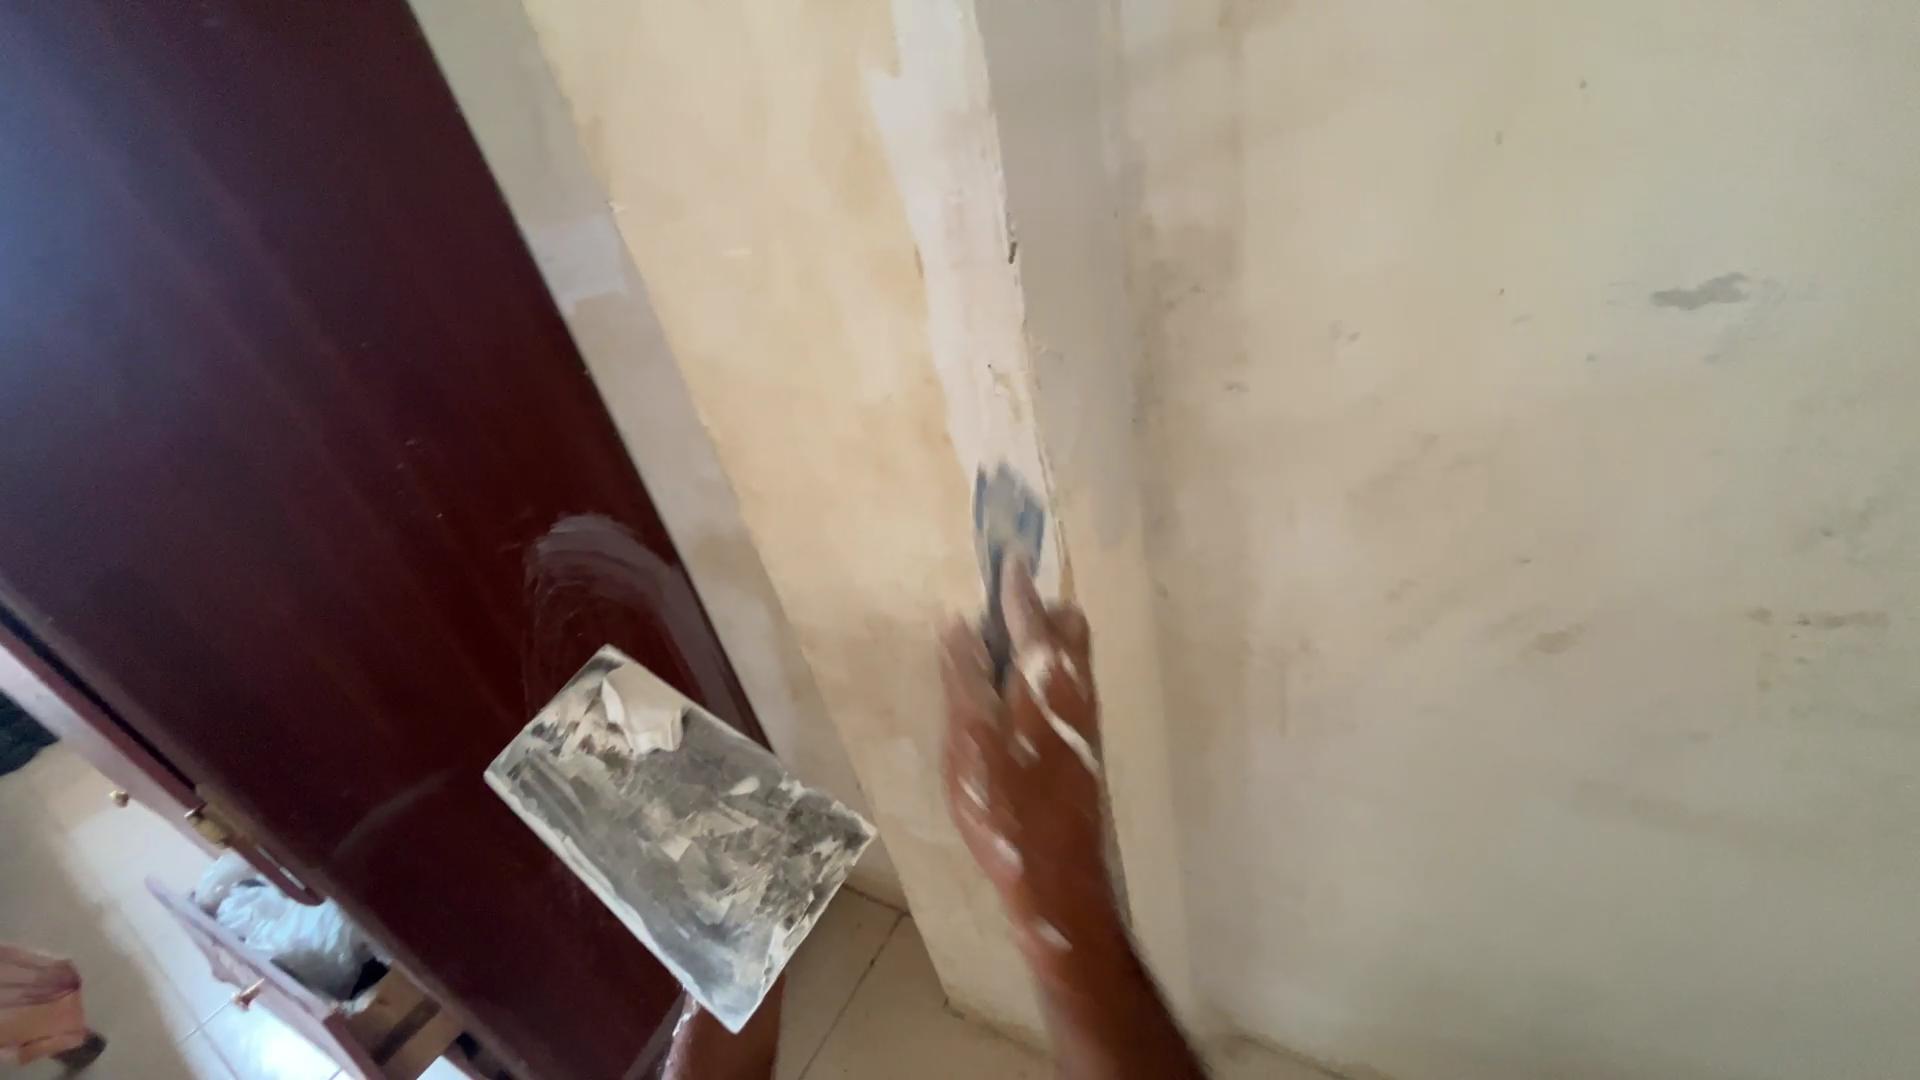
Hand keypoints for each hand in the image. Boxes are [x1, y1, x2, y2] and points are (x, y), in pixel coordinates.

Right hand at [941, 557, 1116, 959]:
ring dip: (1047, 637)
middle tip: (1000, 611)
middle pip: (1070, 627)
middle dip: (1041, 607)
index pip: (1031, 614)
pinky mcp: (1086, 740)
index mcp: (1044, 680)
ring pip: (1075, 654)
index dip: (1016, 584)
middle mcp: (1075, 688)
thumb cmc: (1004, 808)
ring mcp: (1086, 715)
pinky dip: (1050, 667)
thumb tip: (959, 624)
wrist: (1059, 875)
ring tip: (1006, 649)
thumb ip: (964, 679)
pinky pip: (1073, 680)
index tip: (1009, 556)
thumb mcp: (968, 743)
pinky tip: (1020, 694)